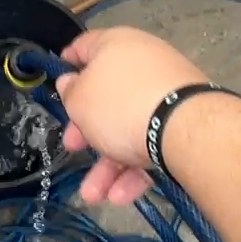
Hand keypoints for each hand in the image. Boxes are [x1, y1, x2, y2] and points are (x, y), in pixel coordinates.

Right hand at [55, 27, 208, 205]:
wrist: (183, 128)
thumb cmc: (120, 104)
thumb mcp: (81, 100)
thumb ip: (70, 92)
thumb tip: (70, 81)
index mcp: (117, 45)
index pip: (85, 47)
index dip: (67, 63)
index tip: (57, 78)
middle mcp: (144, 64)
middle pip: (106, 96)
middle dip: (86, 130)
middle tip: (73, 147)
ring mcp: (166, 94)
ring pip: (128, 128)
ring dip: (107, 165)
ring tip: (93, 195)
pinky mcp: (183, 122)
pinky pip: (151, 143)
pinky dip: (135, 169)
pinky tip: (120, 196)